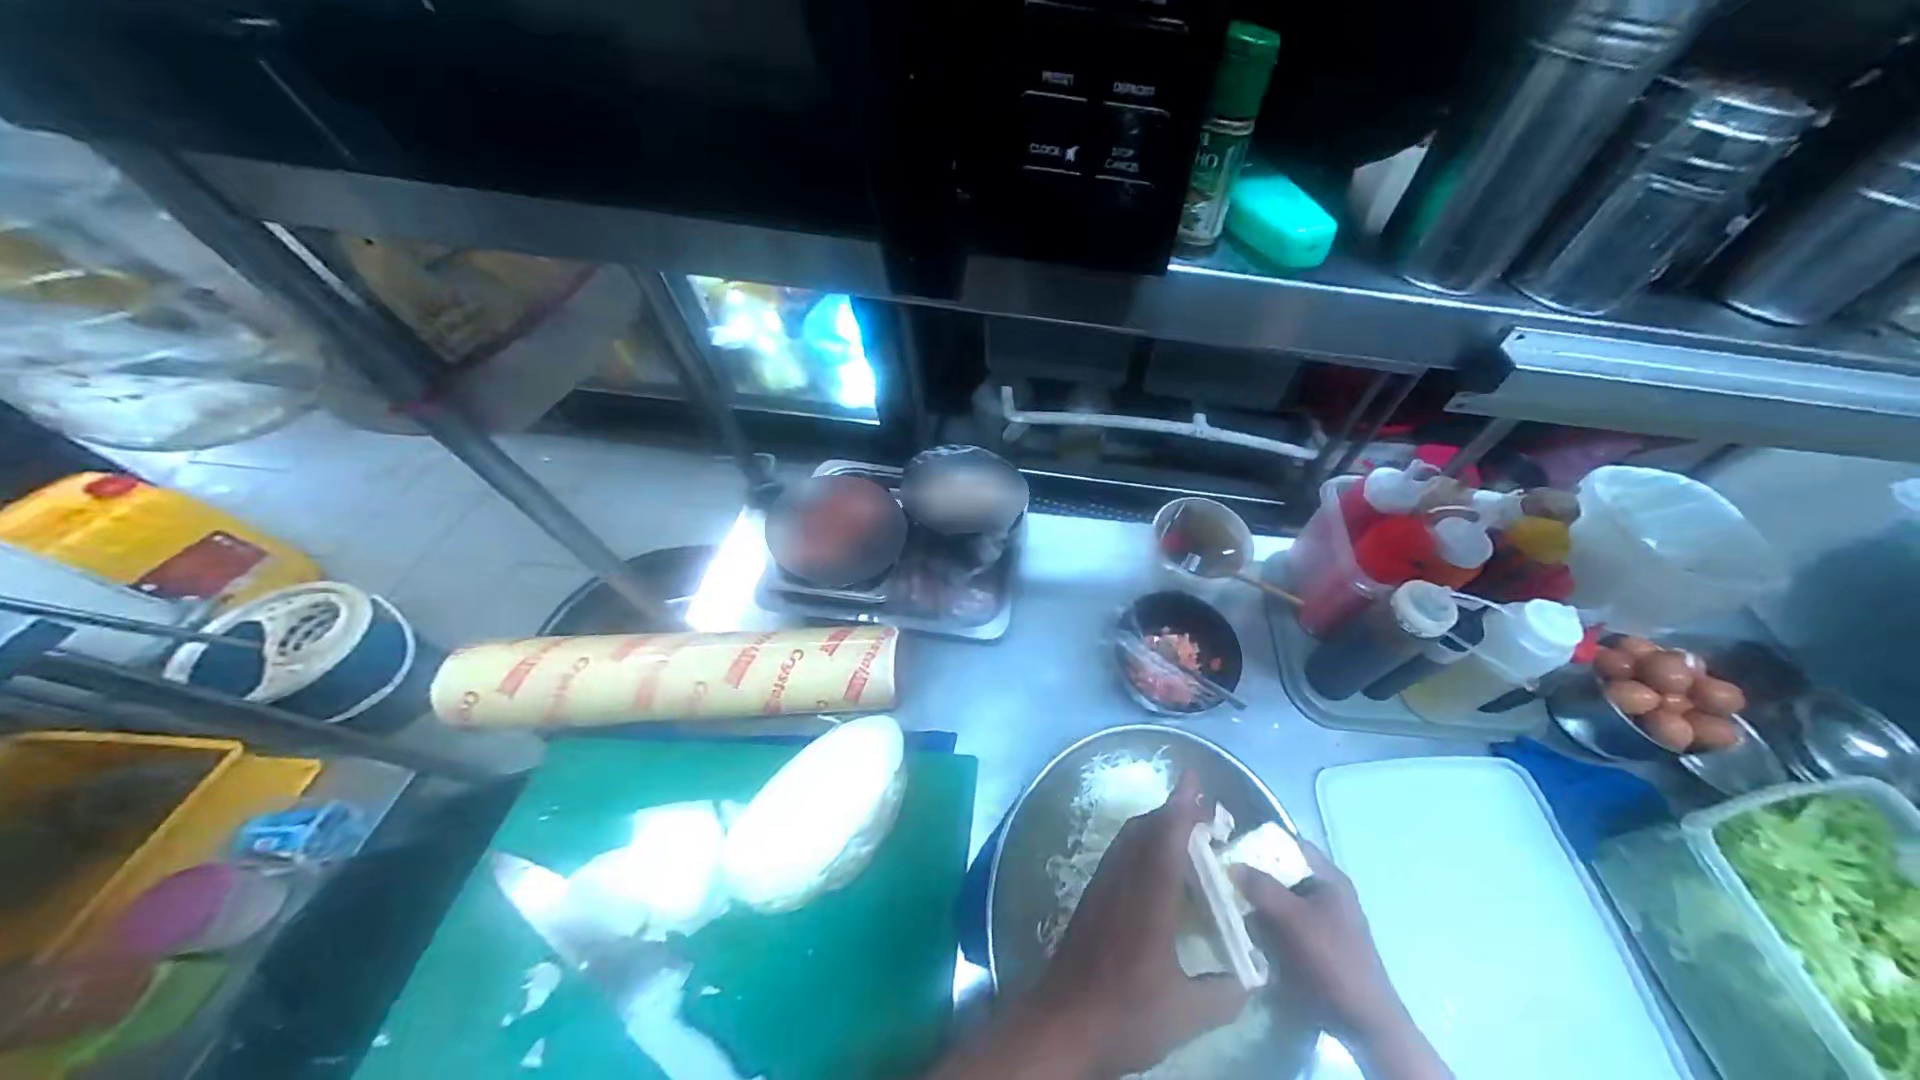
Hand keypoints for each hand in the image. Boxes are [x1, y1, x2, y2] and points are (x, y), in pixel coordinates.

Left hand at [1035, 769, 1247, 1076]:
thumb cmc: (1125, 1015)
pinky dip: (1141, 846)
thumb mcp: (1186, 1014)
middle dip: (1172, 811)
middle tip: (1201, 808)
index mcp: (1149, 899)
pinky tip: (1155, 868)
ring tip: (1183, 829)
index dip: (1182, 806)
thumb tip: (1250, 978)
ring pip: (1128, 840)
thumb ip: (1224, 994)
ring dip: (1155, 826)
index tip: (1195, 781)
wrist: (1062, 1022)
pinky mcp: (1091, 902)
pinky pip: (1119, 857)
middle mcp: (1122, 881)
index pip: (1166, 838)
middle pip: (1144, 830)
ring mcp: (1102, 889)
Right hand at [1233, 842, 1452, 1079]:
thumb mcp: (1293, 918)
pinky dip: (1263, 923)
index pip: (1291, 843)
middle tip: (1222, 873)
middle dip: (1253, 873)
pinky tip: (1244, 928)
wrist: (1361, 1019)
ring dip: (1255, 901)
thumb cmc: (1332, 958)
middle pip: (1281, 871)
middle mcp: (1325, 892)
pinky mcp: (1312, 942)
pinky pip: (1280, 922)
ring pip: (1278, 898)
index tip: (1231, 841)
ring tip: (1227, 900)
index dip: (1261, 839)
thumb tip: (1231, 864)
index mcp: (1329, 878)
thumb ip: (1262, 887)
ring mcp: (1319, 919)